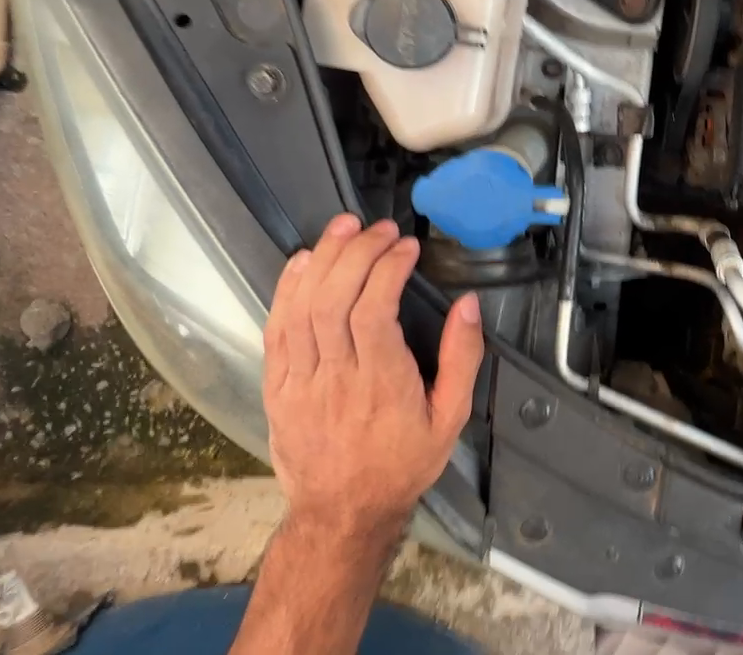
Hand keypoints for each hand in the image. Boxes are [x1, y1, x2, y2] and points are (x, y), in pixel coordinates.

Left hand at [262, 214, 483, 551]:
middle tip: (379, 228)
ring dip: (323, 260)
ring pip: (302, 309)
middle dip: (356, 253)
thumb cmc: (402, 463)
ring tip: (343, 228)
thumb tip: (467, 306)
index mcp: (381, 384)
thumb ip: (462, 358)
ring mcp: (299, 382)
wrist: (341, 513)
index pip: (373, 311)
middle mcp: (335, 378)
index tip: (407, 247)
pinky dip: (287, 290)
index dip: (387, 268)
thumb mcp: (451, 418)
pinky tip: (304, 262)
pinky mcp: (276, 386)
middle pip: (334, 300)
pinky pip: (276, 330)